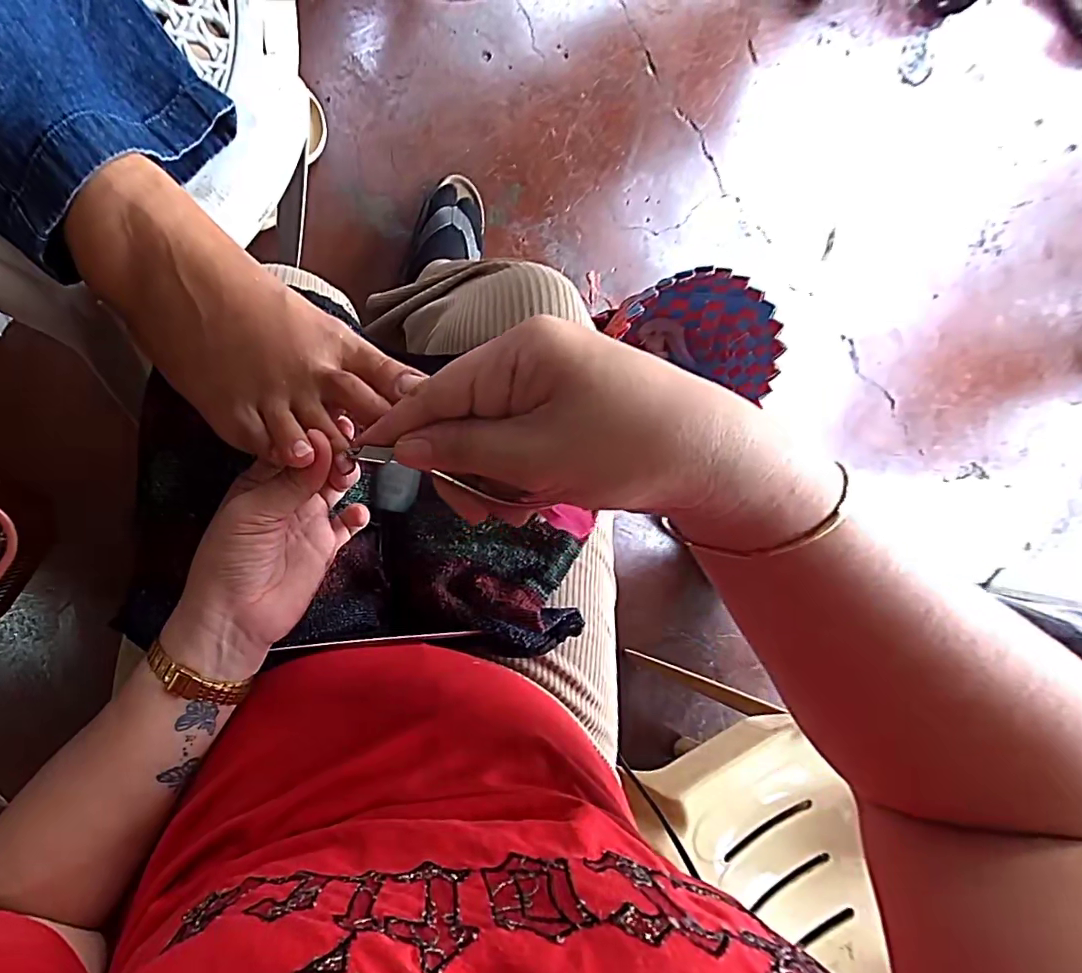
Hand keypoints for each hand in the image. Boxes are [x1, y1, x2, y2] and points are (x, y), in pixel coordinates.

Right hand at [66, 156, 421, 466]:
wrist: (179, 277)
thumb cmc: (232, 284)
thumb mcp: (294, 310)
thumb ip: (322, 349)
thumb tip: (342, 378)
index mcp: (331, 340)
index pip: (387, 379)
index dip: (408, 404)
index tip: (422, 419)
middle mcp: (310, 373)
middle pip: (362, 419)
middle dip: (376, 441)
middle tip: (384, 455)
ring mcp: (274, 399)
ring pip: (320, 445)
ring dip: (330, 458)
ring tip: (337, 469)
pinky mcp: (236, 418)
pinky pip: (269, 450)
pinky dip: (281, 457)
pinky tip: (287, 458)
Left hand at [161, 427, 369, 680]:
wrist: (234, 616)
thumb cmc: (227, 561)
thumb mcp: (252, 513)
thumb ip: (289, 482)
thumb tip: (322, 444)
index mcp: (260, 481)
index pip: (293, 446)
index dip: (313, 432)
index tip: (334, 418)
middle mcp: (285, 496)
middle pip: (319, 463)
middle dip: (336, 449)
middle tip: (352, 440)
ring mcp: (306, 521)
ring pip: (336, 487)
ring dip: (347, 476)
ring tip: (353, 471)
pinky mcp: (323, 547)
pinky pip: (346, 525)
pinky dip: (357, 515)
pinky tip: (357, 512)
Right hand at [356, 315, 840, 549]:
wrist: (719, 459)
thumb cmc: (625, 448)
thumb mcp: (530, 456)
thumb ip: (458, 449)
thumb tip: (403, 448)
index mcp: (518, 351)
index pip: (436, 390)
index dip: (398, 425)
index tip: (362, 449)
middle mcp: (525, 356)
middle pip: (456, 416)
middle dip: (460, 468)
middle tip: (479, 513)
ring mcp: (543, 379)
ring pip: (481, 434)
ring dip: (488, 478)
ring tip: (518, 511)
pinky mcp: (557, 402)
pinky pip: (510, 439)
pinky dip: (512, 473)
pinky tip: (533, 498)